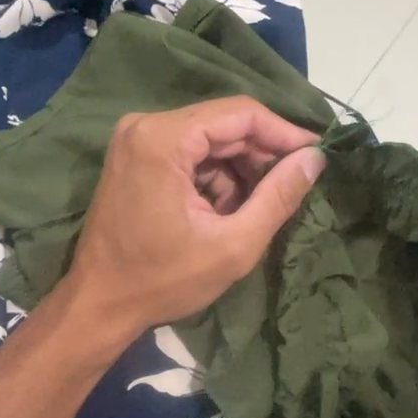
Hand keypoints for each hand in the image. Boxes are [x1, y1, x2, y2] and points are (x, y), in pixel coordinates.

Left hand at [65, 98, 325, 334]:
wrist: (98, 304)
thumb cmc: (163, 280)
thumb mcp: (233, 245)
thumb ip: (278, 197)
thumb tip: (316, 159)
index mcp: (163, 138)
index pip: (240, 114)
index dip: (284, 132)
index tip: (319, 153)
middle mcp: (145, 125)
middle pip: (224, 123)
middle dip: (263, 152)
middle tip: (296, 182)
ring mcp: (137, 139)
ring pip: (209, 138)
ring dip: (240, 168)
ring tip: (262, 205)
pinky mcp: (135, 156)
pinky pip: (189, 152)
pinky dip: (216, 175)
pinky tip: (231, 208)